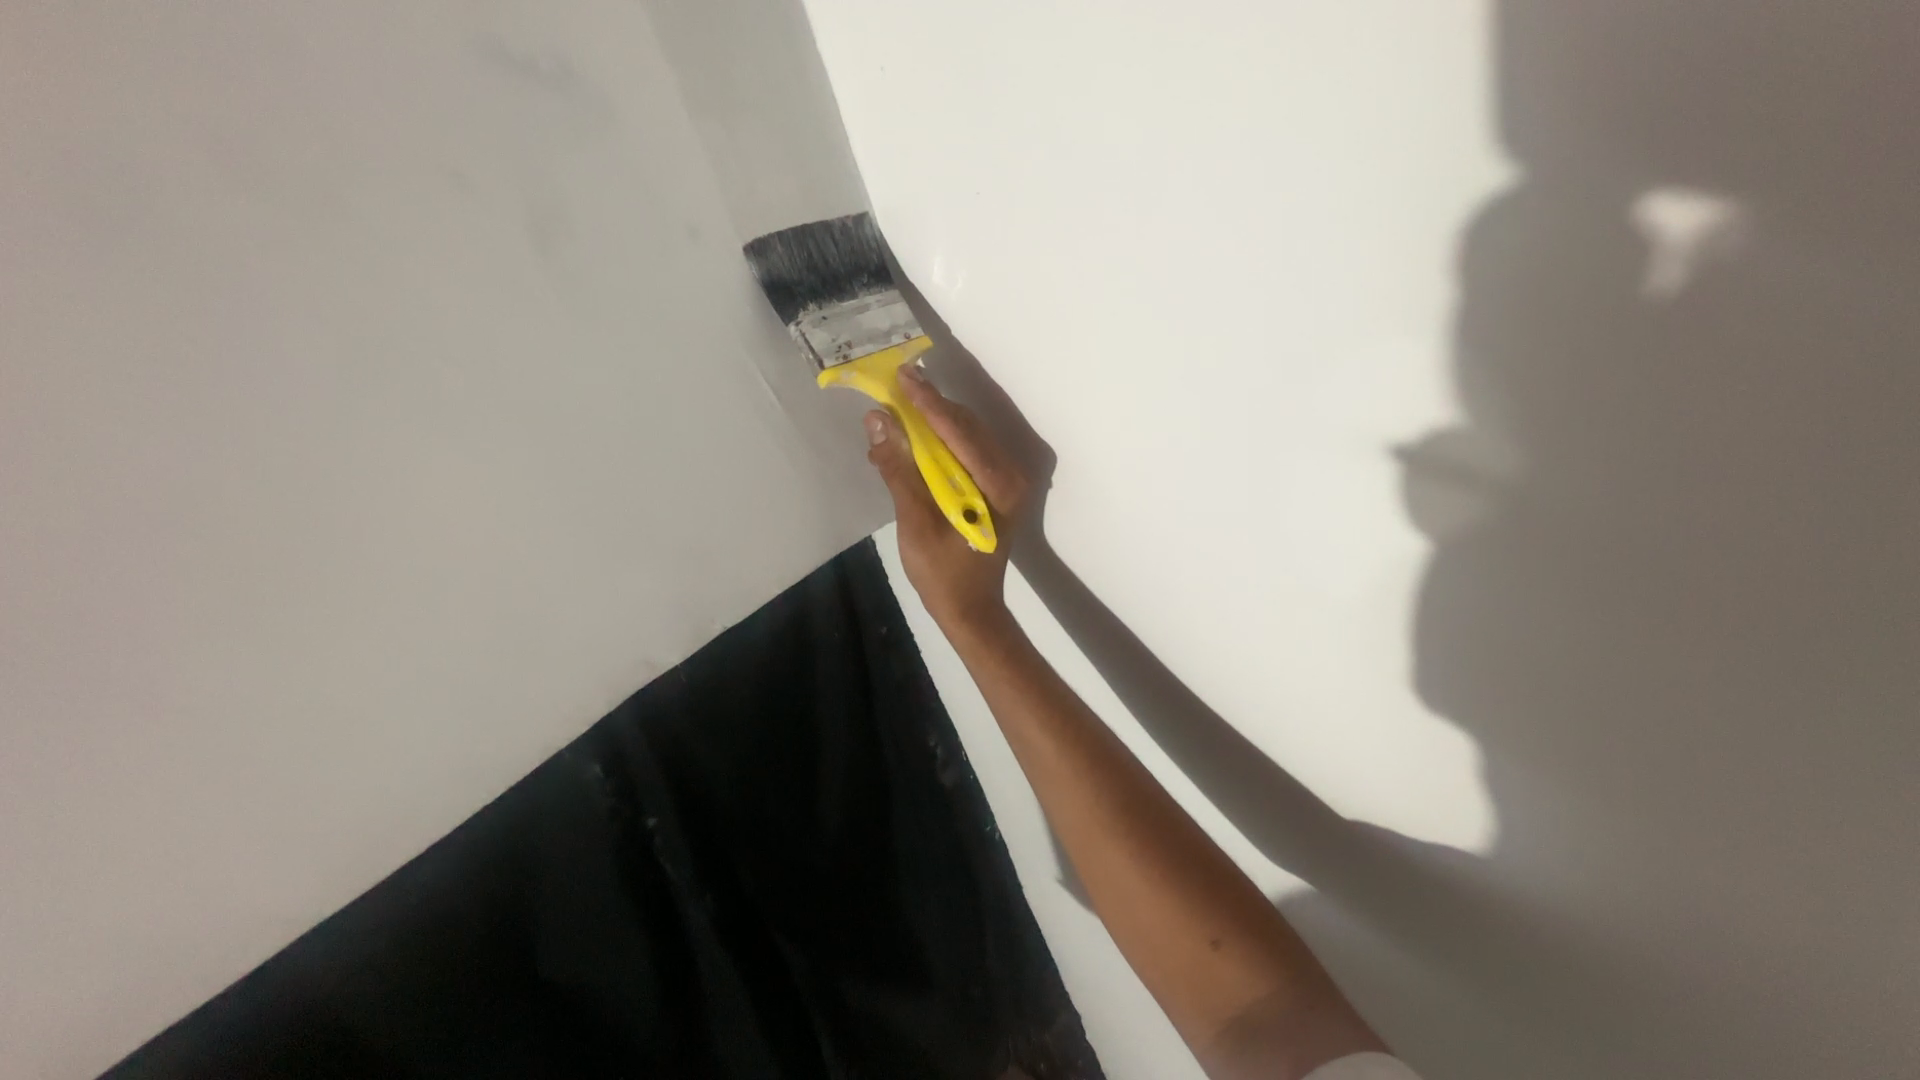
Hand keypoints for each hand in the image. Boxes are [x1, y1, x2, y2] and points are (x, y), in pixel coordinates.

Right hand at [866, 363, 1044, 634]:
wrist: (971, 610)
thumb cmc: (943, 574)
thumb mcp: (915, 522)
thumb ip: (899, 468)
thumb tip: (878, 421)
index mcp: (999, 484)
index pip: (959, 431)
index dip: (927, 402)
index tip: (901, 376)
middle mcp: (1012, 476)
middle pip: (967, 427)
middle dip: (930, 406)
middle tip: (896, 384)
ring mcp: (1008, 482)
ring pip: (968, 436)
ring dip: (934, 421)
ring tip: (899, 408)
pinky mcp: (998, 488)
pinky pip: (969, 452)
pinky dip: (942, 442)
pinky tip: (914, 439)